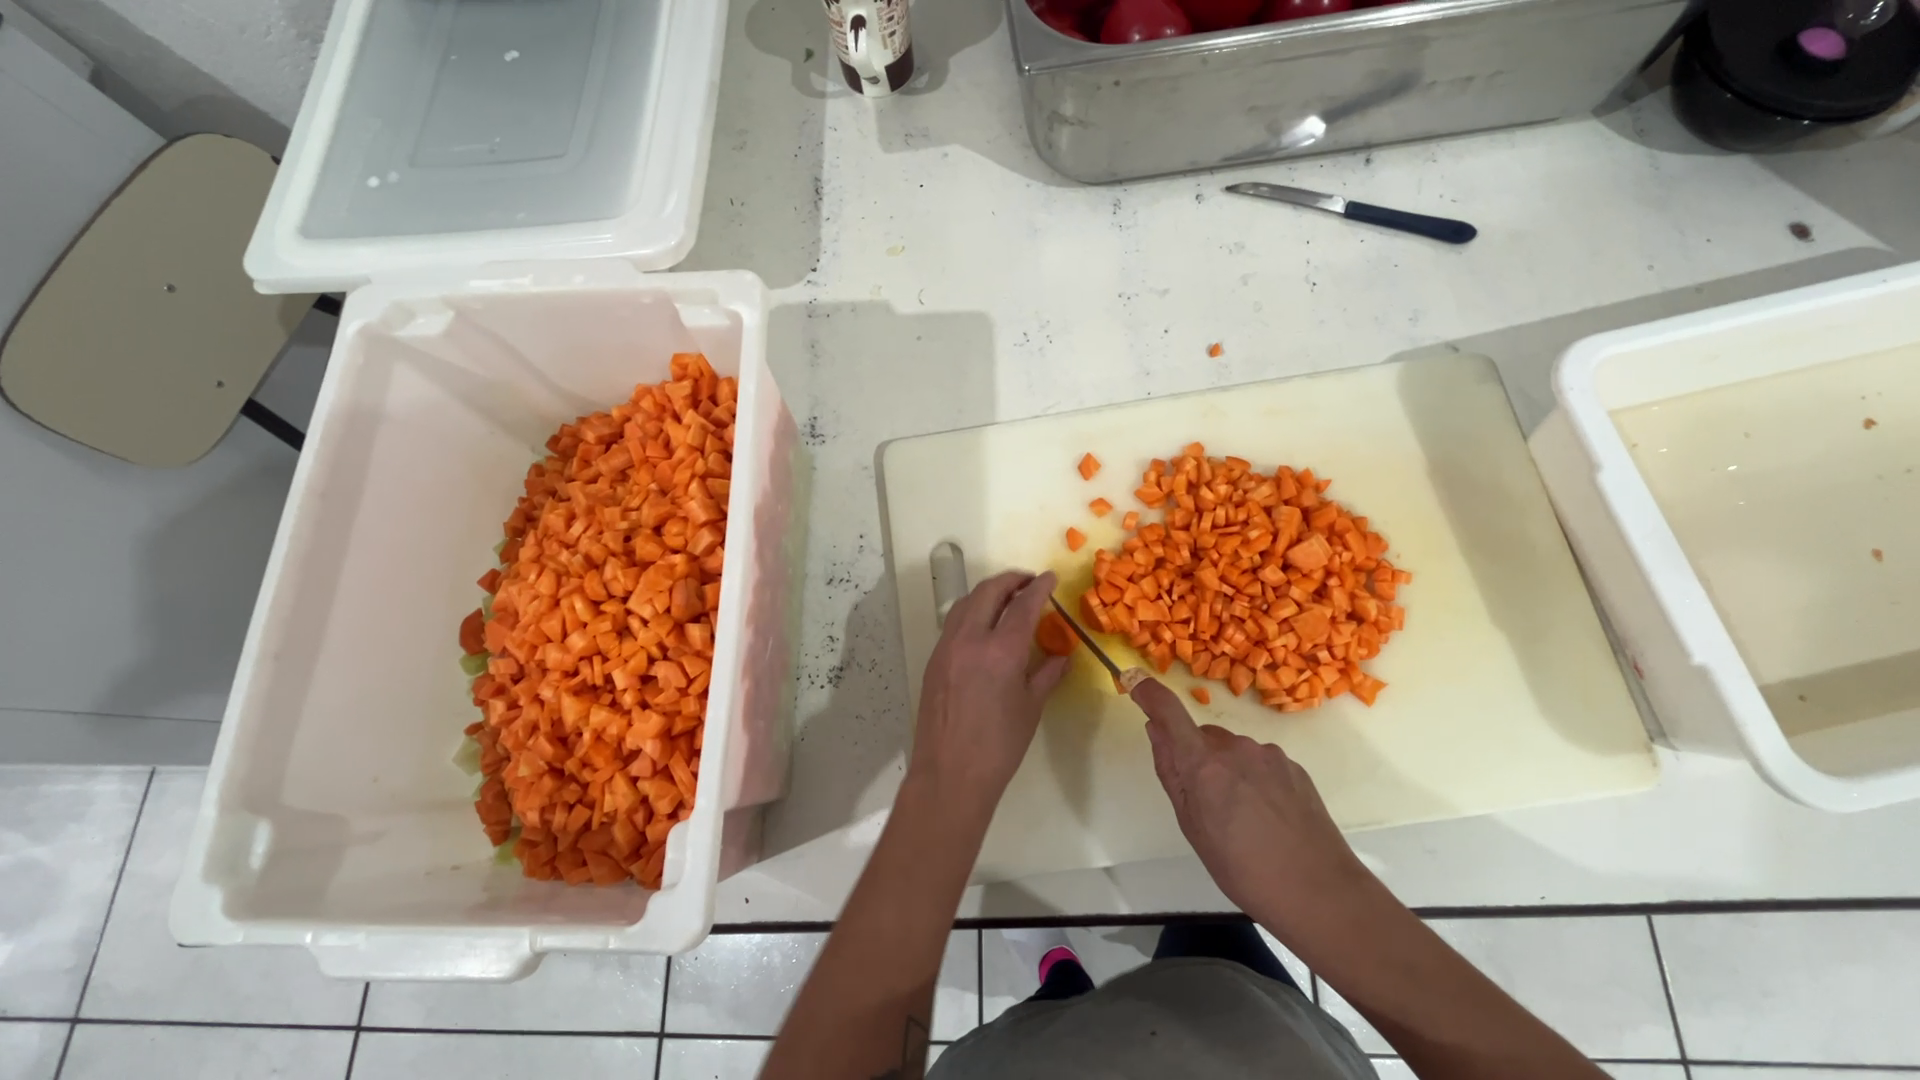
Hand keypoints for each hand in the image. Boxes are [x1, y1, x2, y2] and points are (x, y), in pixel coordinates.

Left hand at [907, 570, 1069, 821]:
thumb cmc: (999, 746)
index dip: (1039, 587)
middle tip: (1029, 581)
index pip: (1023, 604)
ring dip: (988, 592)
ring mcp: (947, 647)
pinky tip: (984, 623)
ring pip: (966, 603)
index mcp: (1001, 651)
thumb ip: (1046, 674)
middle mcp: (970, 640)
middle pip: (989, 592)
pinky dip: (972, 611)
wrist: (950, 773)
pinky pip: (954, 622)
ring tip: (1007, 596)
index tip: (1049, 578)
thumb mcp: (1031, 707)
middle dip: (1011, 580)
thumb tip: (1061, 655)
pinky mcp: (934, 660)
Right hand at [1133, 678, 1368, 924]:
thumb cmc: (1241, 868)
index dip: (1149, 694)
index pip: (1169, 712)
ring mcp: (1269, 755)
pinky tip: (1268, 818)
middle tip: (1206, 806)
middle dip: (1197, 759)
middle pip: (1203, 739)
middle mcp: (1236, 748)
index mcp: (1203, 764)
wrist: (1318, 889)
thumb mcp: (1192, 826)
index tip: (1135, 684)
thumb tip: (1156, 731)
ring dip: (1229, 772)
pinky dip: (1255, 781)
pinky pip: (1261, 764)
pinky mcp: (1294, 767)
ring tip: (1243, 820)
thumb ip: (1171, 773)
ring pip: (1234, 752)